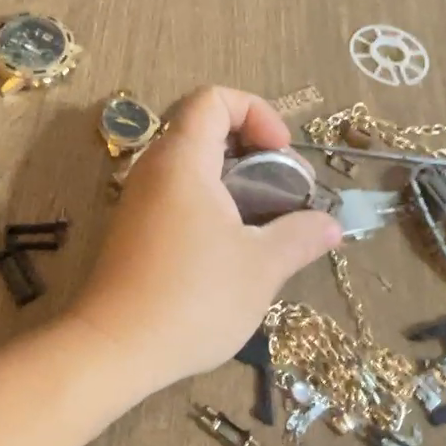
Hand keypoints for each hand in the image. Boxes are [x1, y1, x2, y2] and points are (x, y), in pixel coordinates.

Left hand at [65, 86, 342, 393]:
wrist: (115, 346)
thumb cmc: (192, 298)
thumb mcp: (261, 267)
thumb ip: (299, 236)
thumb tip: (331, 225)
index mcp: (181, 160)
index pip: (213, 99)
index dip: (256, 112)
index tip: (282, 154)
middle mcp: (153, 169)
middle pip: (203, 129)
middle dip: (252, 150)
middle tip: (284, 193)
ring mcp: (138, 199)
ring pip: (190, 166)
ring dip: (233, 182)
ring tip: (265, 225)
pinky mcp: (133, 229)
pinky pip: (176, 195)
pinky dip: (209, 204)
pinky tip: (233, 248)